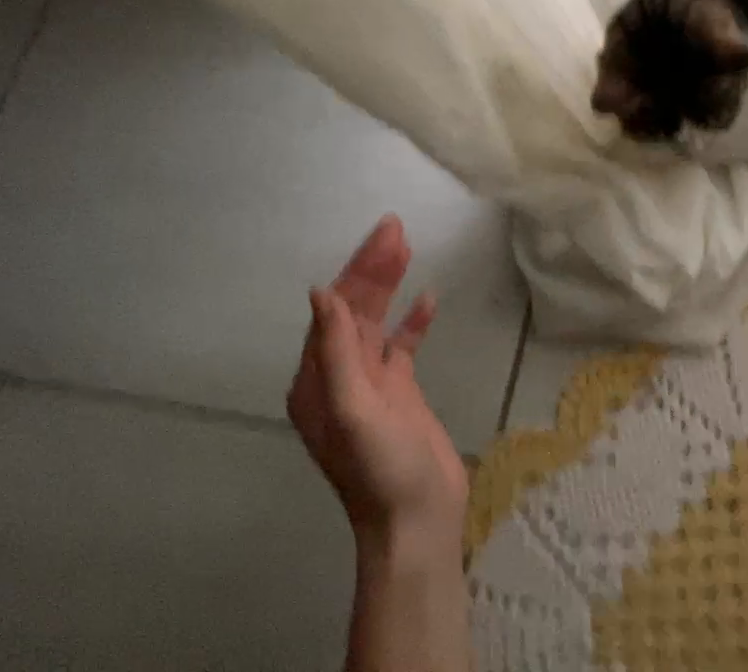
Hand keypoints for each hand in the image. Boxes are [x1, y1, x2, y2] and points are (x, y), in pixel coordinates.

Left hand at [288, 215, 467, 546]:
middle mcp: (338, 377)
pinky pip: (402, 346)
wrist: (416, 519)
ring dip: (390, 285)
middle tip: (396, 227)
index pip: (335, 310)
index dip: (358, 270)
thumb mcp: (355, 409)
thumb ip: (336, 352)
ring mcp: (370, 385)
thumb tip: (320, 294)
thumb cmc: (382, 469)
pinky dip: (412, 322)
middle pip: (354, 310)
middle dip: (373, 268)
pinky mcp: (399, 393)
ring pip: (376, 322)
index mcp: (318, 380)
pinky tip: (429, 299)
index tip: (385, 234)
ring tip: (408, 246)